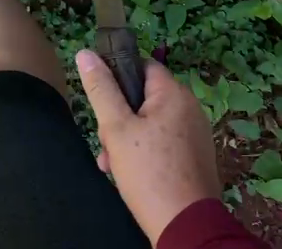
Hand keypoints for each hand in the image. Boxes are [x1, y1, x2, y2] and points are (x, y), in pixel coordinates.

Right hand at [76, 50, 219, 242]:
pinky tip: (130, 174)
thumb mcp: (116, 128)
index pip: (141, 66)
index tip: (102, 101)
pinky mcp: (196, 157)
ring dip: (128, 138)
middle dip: (119, 117)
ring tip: (112, 164)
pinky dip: (146, 151)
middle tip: (105, 142)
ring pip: (151, 122)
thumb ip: (101, 89)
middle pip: (143, 97)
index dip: (117, 78)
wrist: (187, 228)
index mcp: (174, 93)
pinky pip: (164, 142)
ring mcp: (195, 134)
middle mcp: (190, 107)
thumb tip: (85, 53)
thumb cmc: (149, 172)